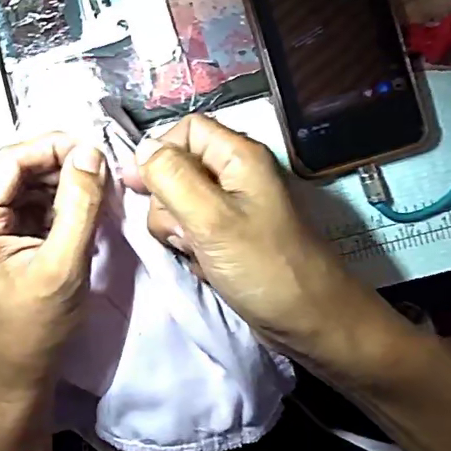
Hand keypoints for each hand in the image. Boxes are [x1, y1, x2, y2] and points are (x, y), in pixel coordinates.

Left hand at [0, 133, 105, 422]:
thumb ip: (79, 204)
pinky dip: (60, 203)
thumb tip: (92, 152)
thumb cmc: (35, 329)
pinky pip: (31, 207)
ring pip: (27, 186)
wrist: (19, 378)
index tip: (96, 147)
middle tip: (104, 168)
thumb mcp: (64, 264)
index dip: (53, 147)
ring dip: (64, 183)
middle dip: (62, 165)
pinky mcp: (0, 241)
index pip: (8, 162)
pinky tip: (86, 206)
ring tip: (101, 187)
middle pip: (16, 170)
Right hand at [134, 115, 412, 386]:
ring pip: (181, 204)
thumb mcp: (211, 218)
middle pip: (179, 168)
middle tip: (182, 232)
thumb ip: (172, 177)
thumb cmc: (264, 266)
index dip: (159, 152)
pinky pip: (194, 231)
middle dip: (168, 202)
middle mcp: (237, 175)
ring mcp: (235, 208)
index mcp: (240, 156)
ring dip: (178, 230)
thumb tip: (143, 147)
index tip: (140, 188)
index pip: (187, 130)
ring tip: (197, 253)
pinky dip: (191, 249)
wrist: (310, 320)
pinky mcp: (232, 237)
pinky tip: (204, 267)